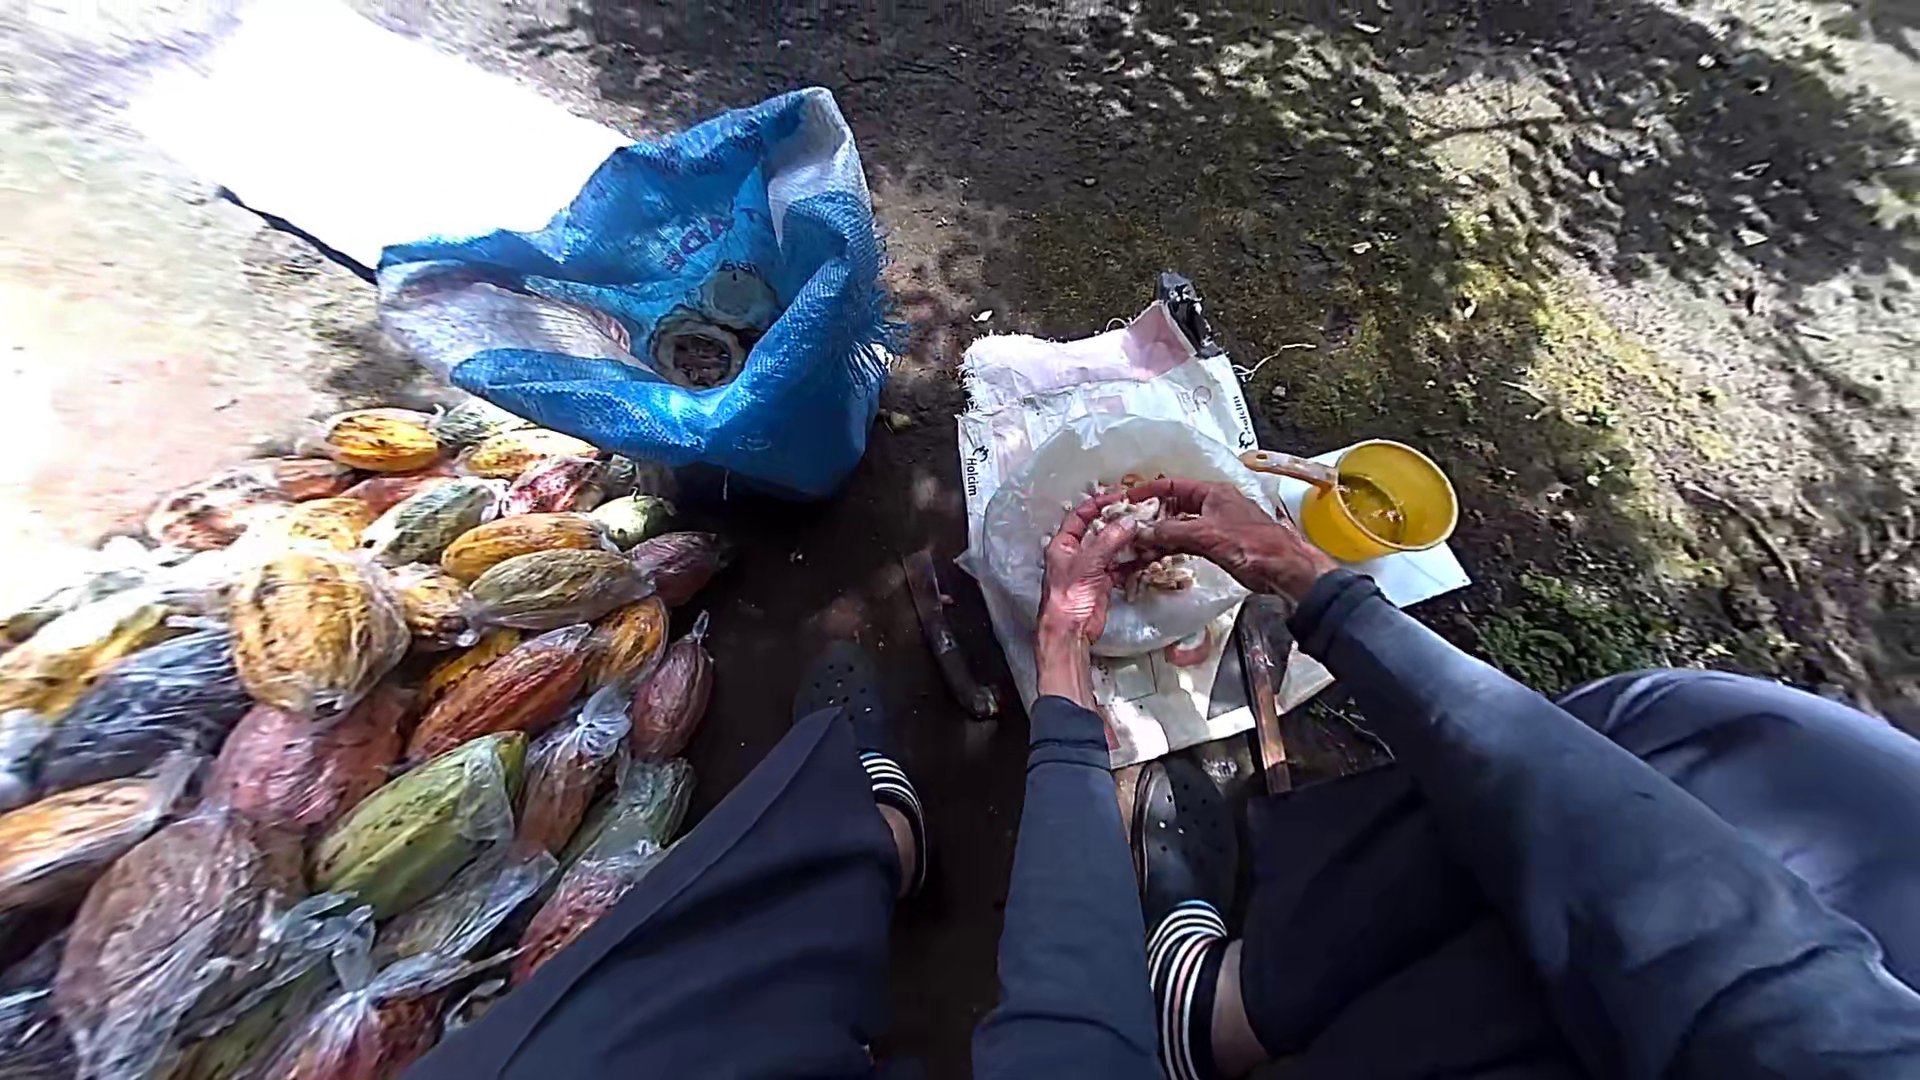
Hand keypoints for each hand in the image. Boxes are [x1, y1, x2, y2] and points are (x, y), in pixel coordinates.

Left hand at [1038, 498, 1139, 643]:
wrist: (1069, 630)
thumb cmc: (1068, 595)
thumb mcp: (1087, 562)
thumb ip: (1109, 540)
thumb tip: (1129, 521)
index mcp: (1063, 544)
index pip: (1080, 515)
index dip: (1098, 503)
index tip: (1120, 496)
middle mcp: (1076, 553)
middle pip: (1099, 530)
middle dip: (1119, 521)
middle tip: (1140, 512)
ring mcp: (1090, 568)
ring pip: (1112, 548)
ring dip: (1129, 541)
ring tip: (1149, 530)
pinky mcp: (1102, 582)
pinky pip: (1120, 566)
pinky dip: (1134, 561)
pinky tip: (1149, 555)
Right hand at [1123, 477, 1337, 600]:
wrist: (1283, 570)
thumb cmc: (1250, 543)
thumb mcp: (1206, 534)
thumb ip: (1170, 532)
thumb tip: (1140, 531)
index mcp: (1213, 493)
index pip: (1173, 485)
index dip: (1149, 490)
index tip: (1128, 498)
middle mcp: (1212, 506)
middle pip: (1173, 506)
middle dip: (1150, 516)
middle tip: (1128, 524)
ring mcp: (1213, 526)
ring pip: (1178, 527)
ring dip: (1158, 535)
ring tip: (1135, 542)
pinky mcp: (1215, 545)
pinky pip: (1185, 542)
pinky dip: (1170, 547)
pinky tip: (1153, 554)